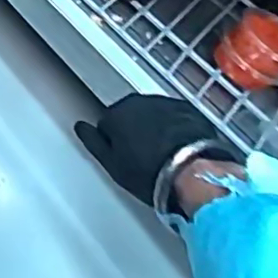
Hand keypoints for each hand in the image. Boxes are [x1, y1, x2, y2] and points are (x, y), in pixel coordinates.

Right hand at [74, 95, 233, 210]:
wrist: (196, 174)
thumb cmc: (153, 173)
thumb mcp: (113, 165)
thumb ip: (93, 142)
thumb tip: (81, 127)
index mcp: (115, 113)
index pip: (107, 124)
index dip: (115, 143)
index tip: (126, 158)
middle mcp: (137, 102)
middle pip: (130, 116)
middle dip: (136, 132)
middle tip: (147, 159)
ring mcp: (164, 104)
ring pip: (154, 114)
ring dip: (157, 128)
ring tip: (167, 155)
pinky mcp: (189, 110)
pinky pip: (177, 116)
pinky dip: (178, 128)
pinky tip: (184, 148)